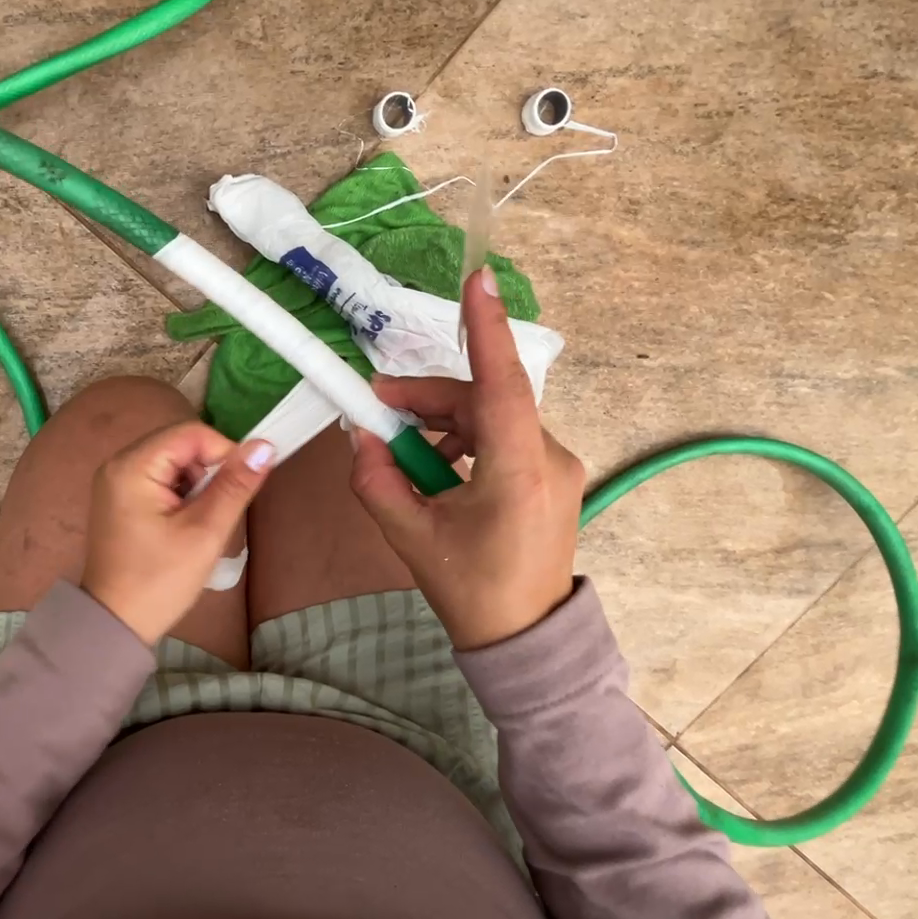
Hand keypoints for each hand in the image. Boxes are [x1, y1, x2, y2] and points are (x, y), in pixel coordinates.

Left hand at [81, 422, 275, 644]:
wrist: (116, 624)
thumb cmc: (160, 580)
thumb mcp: (205, 533)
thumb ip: (235, 486)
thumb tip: (265, 446)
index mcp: (132, 466)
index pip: (191, 433)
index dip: (224, 453)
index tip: (239, 489)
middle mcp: (118, 464)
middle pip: (180, 444)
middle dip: (208, 472)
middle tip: (216, 512)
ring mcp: (115, 482)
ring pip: (173, 463)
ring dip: (197, 486)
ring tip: (200, 524)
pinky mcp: (119, 499)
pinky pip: (159, 480)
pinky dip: (180, 495)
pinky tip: (184, 526)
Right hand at [350, 268, 584, 649]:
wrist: (525, 639)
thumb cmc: (469, 590)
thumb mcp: (410, 536)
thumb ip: (378, 481)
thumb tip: (361, 438)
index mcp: (517, 473)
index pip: (503, 386)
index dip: (486, 330)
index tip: (476, 280)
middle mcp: (548, 458)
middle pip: (484, 400)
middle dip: (428, 397)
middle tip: (376, 407)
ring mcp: (556, 467)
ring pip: (493, 418)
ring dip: (444, 421)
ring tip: (402, 448)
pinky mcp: (551, 477)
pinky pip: (504, 438)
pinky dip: (465, 439)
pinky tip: (439, 464)